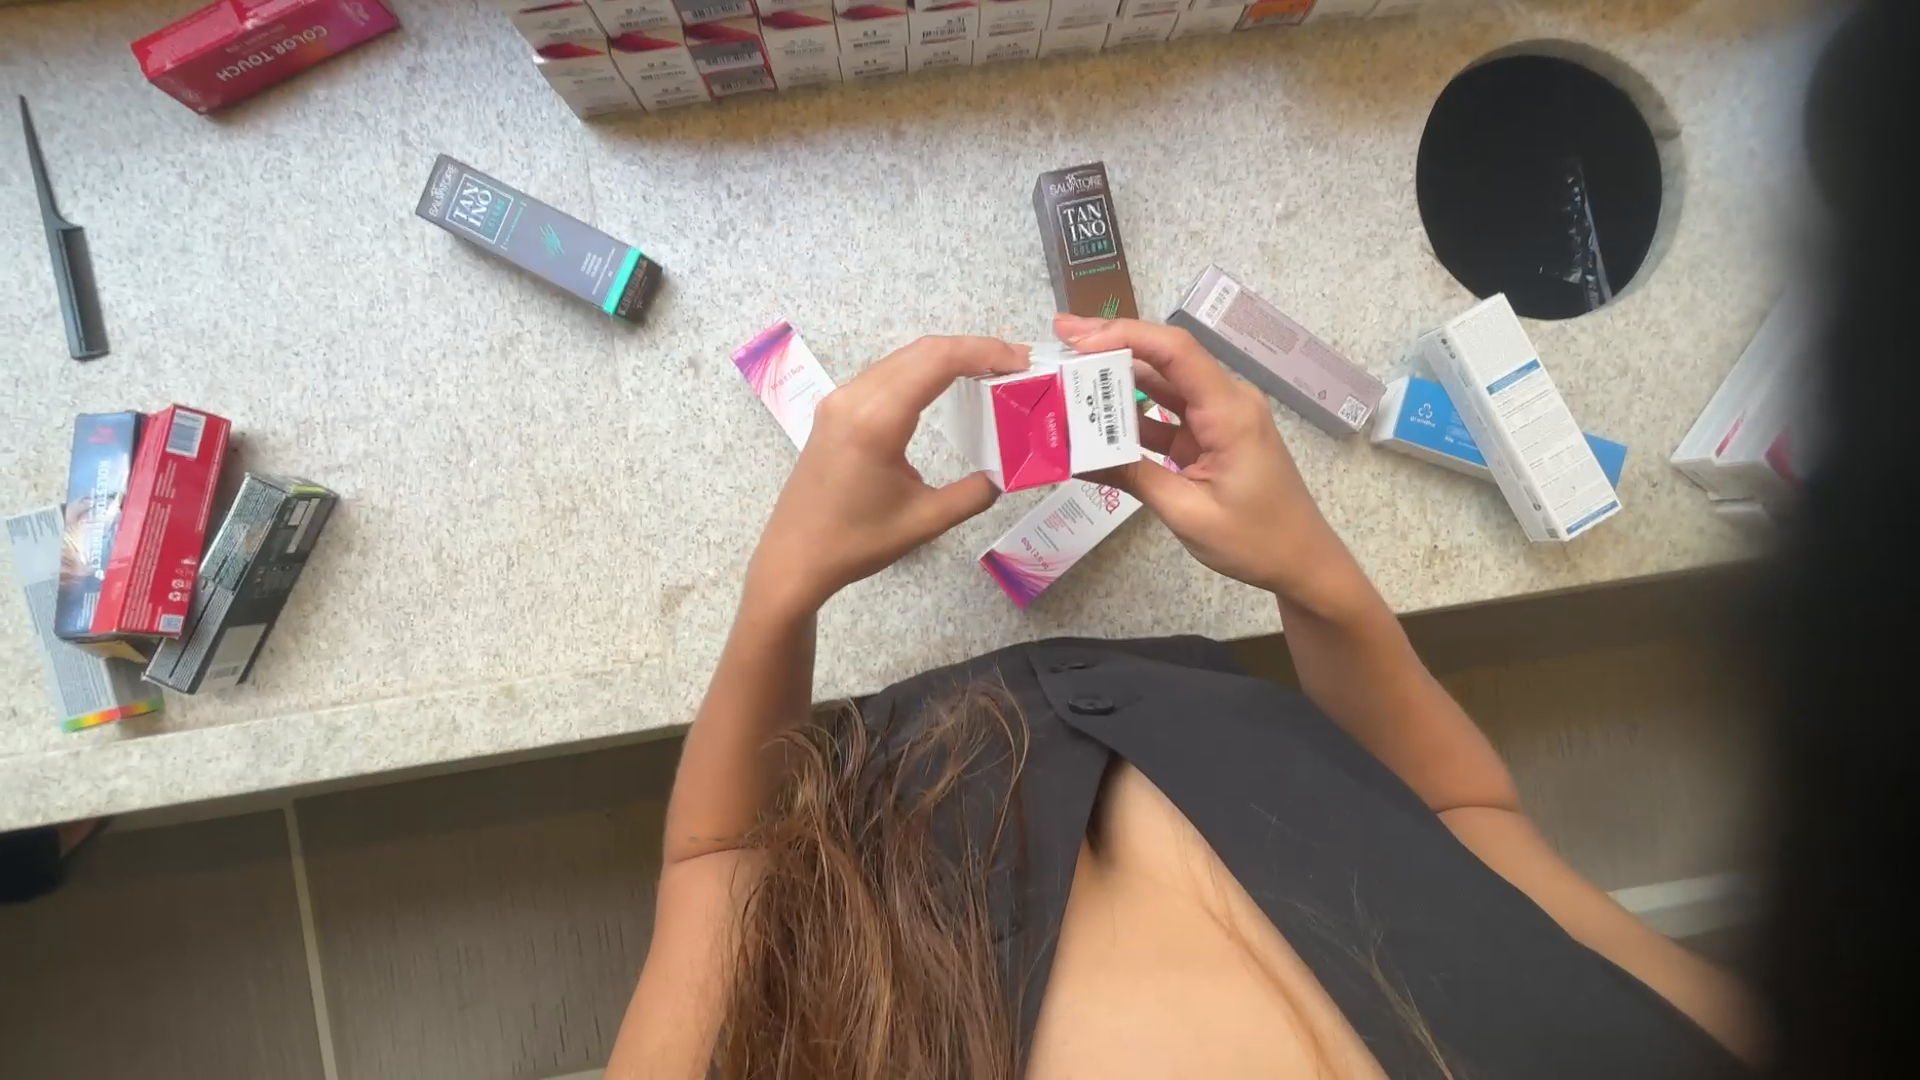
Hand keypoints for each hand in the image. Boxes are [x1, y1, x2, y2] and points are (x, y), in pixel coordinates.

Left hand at [747, 335, 1029, 612]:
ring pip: (902, 359)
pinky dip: (922, 371)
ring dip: (947, 357)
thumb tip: (1005, 474)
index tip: (1020, 361)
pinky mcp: (834, 411)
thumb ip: (973, 494)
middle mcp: (854, 398)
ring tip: (989, 372)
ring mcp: (839, 401)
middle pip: (922, 351)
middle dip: (973, 350)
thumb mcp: (925, 521)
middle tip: (1015, 366)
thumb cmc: (856, 543)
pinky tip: (945, 384)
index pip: (938, 361)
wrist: (794, 558)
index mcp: (876, 421)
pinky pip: (885, 375)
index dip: (984, 352)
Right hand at [1056, 314, 1360, 611]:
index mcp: (1229, 412)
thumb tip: (1075, 457)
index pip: (1174, 352)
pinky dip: (1131, 415)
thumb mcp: (1187, 512)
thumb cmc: (1255, 540)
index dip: (1124, 337)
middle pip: (1164, 359)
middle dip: (1110, 347)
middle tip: (1059, 342)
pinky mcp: (1209, 436)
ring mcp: (1217, 418)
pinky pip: (1165, 414)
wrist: (1301, 561)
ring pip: (1161, 384)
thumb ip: (1132, 477)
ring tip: (1068, 376)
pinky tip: (1096, 418)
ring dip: (1116, 380)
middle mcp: (1225, 401)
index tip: (1077, 340)